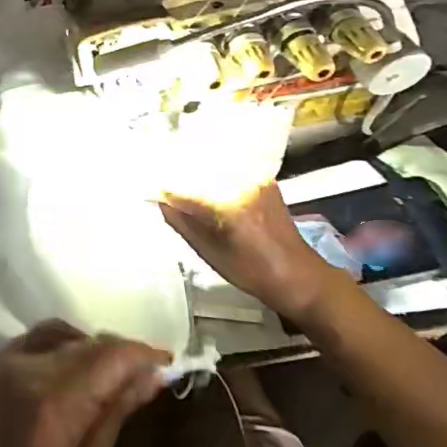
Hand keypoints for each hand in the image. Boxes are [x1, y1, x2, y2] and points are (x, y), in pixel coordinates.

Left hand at [0, 321, 168, 446]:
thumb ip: (114, 416)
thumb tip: (153, 374)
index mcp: (48, 403)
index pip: (106, 356)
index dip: (141, 354)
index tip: (169, 363)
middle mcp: (18, 370)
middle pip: (82, 342)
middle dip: (118, 352)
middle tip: (146, 374)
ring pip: (55, 334)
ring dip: (87, 347)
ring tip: (110, 374)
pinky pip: (30, 343)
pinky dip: (58, 350)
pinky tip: (70, 377)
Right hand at [160, 184, 352, 321]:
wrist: (301, 278)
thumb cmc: (254, 272)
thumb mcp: (210, 253)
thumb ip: (182, 223)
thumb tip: (160, 200)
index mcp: (228, 203)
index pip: (184, 186)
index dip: (163, 184)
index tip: (145, 181)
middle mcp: (243, 183)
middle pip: (202, 168)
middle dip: (178, 169)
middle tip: (156, 172)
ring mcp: (257, 180)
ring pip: (218, 168)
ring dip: (197, 170)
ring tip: (177, 176)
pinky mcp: (265, 183)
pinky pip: (232, 172)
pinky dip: (215, 175)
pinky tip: (203, 182)